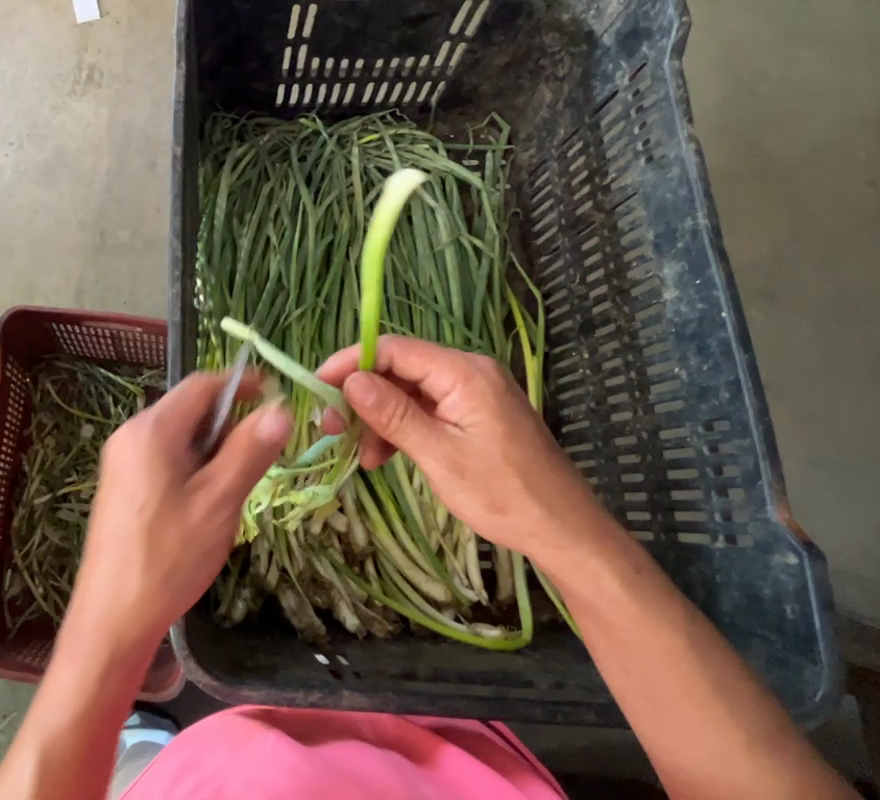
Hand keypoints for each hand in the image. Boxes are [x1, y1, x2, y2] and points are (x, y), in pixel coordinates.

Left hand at [65, 371, 289, 653]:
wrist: (113, 617)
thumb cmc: (169, 557)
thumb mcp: (219, 502)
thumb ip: (249, 451)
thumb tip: (280, 409)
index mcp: (151, 429)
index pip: (201, 385)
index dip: (240, 385)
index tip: (274, 397)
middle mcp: (130, 434)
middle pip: (188, 409)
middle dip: (227, 425)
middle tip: (259, 456)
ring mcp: (121, 460)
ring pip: (178, 436)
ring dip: (211, 449)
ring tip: (233, 487)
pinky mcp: (121, 485)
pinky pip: (163, 458)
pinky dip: (191, 467)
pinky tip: (205, 503)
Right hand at [316, 335, 613, 567]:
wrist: (563, 530)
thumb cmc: (502, 494)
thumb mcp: (439, 456)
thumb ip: (393, 414)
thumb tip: (350, 380)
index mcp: (464, 372)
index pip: (392, 349)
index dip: (349, 363)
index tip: (316, 387)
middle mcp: (468, 371)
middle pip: (398, 368)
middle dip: (360, 395)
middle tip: (331, 427)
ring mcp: (472, 392)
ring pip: (408, 391)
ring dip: (378, 417)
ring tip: (358, 452)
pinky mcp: (473, 413)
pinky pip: (425, 408)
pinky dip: (400, 428)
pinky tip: (383, 456)